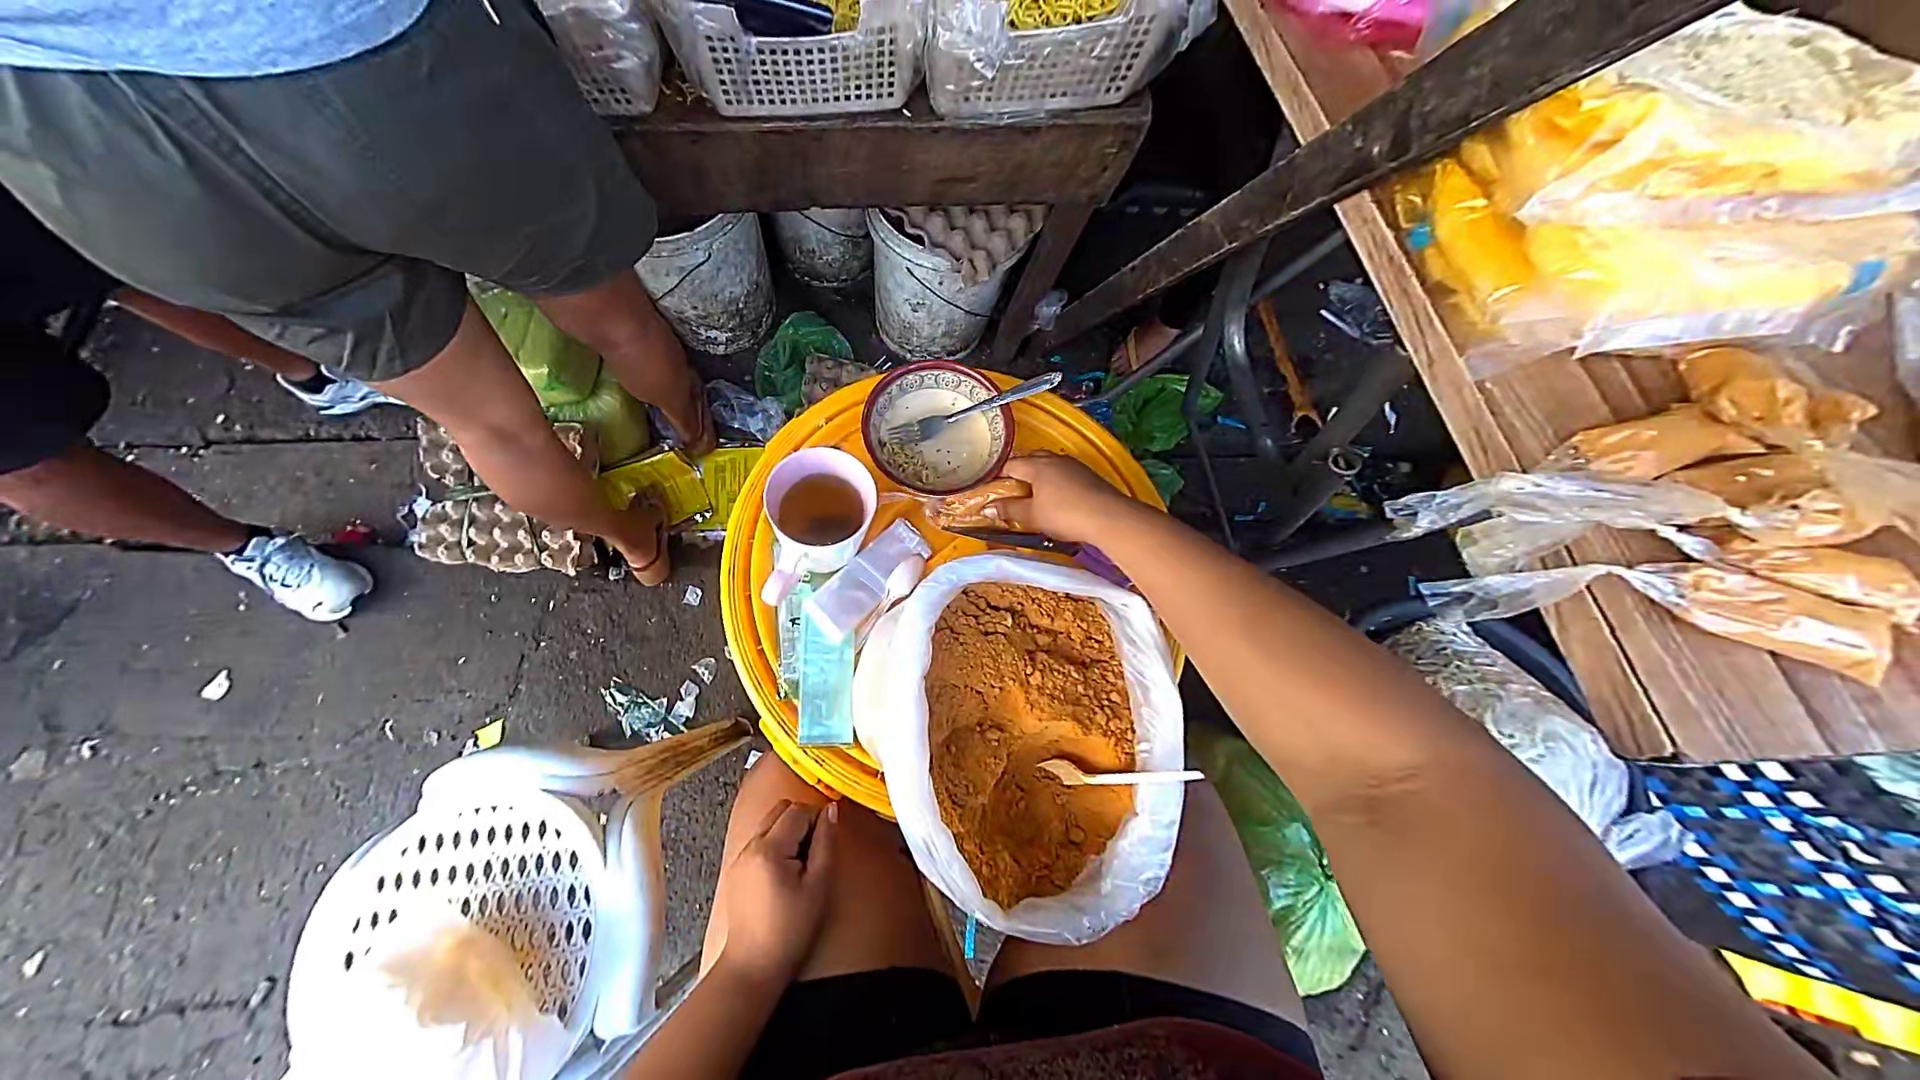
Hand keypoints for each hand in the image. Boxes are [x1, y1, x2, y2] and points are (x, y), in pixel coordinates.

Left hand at [717, 799, 837, 985]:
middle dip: (802, 819)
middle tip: (814, 850)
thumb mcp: (818, 885)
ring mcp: (740, 857)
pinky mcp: (736, 869)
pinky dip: (775, 843)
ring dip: (789, 830)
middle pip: (781, 808)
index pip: (799, 810)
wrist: (753, 966)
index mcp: (769, 849)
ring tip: (800, 863)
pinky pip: (760, 840)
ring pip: (769, 821)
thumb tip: (832, 811)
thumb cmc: (789, 931)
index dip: (818, 820)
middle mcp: (750, 847)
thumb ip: (826, 842)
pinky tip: (785, 872)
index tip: (825, 844)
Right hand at [999, 453, 1138, 543]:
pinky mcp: (1088, 475)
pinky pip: (1065, 473)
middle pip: (1031, 459)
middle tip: (1014, 490)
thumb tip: (987, 508)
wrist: (1108, 516)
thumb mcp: (1032, 515)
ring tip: (1035, 494)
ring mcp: (1074, 465)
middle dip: (1021, 471)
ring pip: (1050, 464)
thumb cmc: (1065, 514)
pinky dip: (1056, 481)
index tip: (994, 488)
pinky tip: (1058, 497)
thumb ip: (1009, 510)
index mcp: (1037, 465)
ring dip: (1040, 475)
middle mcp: (1055, 459)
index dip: (1000, 475)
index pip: (1011, 464)